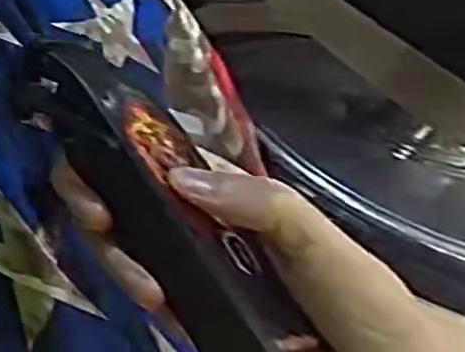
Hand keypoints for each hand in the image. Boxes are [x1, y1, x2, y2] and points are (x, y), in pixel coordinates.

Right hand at [53, 160, 448, 351]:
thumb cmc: (374, 308)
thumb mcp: (331, 248)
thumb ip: (266, 204)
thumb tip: (177, 176)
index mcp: (212, 188)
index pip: (137, 155)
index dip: (99, 155)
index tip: (93, 178)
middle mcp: (188, 216)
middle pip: (112, 193)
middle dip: (90, 204)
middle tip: (98, 224)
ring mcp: (186, 262)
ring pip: (118, 239)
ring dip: (114, 255)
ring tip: (146, 290)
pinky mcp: (188, 305)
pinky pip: (142, 287)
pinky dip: (134, 291)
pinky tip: (158, 309)